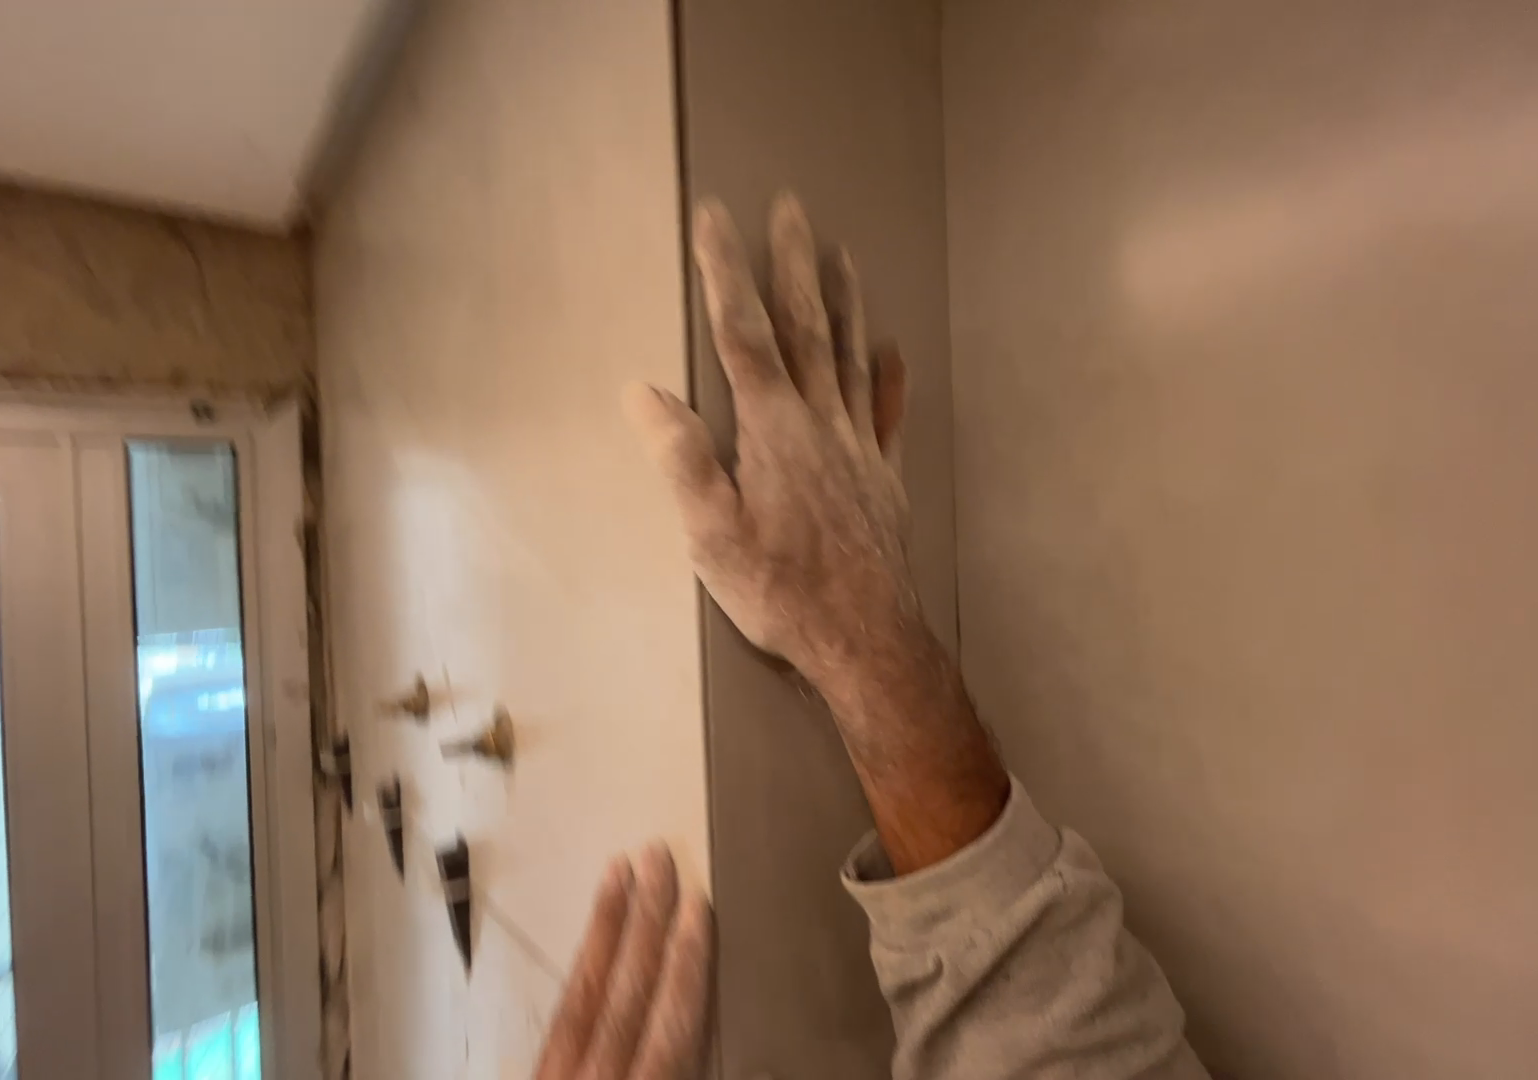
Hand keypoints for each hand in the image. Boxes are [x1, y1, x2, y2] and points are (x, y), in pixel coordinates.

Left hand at [534, 845, 713, 1079]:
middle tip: (656, 856)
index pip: (668, 1026)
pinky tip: (594, 931)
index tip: (697, 906)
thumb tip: (761, 1061)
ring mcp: (557, 1075)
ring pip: (584, 989)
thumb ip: (699, 1069)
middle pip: (623, 992)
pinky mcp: (540, 1071)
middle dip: (645, 920)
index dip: (686, 964)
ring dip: (606, 923)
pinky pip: (563, 1008)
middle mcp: (591, 1078)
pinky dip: (582, 961)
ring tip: (618, 867)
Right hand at [626, 193, 1008, 874]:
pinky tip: (894, 351)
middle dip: (792, 265)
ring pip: (852, 356)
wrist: (864, 636)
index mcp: (773, 431)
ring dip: (844, 301)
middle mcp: (821, 423)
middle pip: (805, 328)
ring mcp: (860, 446)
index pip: (743, 335)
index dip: (727, 272)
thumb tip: (644, 393)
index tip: (718, 217)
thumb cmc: (781, 590)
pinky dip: (889, 377)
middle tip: (793, 207)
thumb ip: (683, 459)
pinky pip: (888, 413)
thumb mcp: (712, 535)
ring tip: (842, 255)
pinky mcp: (884, 475)